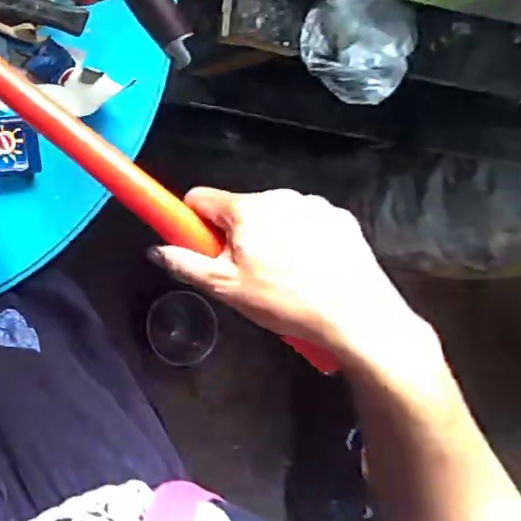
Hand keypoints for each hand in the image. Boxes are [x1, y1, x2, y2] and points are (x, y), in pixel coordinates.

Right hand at [149, 188, 436, 373]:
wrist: (365, 323)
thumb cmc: (287, 302)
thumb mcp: (224, 288)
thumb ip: (183, 263)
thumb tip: (155, 250)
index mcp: (247, 208)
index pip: (199, 198)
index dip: (194, 222)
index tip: (204, 248)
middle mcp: (280, 197)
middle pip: (237, 208)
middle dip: (234, 233)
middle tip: (245, 270)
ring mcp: (316, 206)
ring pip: (271, 215)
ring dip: (267, 235)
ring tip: (282, 274)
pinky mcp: (344, 220)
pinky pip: (304, 221)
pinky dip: (300, 239)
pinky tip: (309, 269)